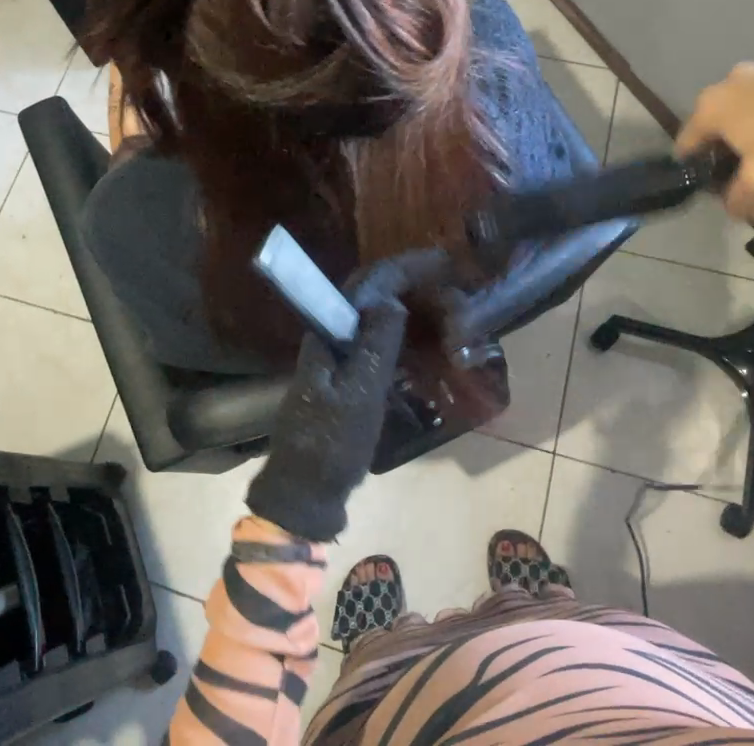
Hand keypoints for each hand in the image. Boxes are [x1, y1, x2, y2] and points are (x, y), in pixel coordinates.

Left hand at [245, 249, 454, 542]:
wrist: (303, 493)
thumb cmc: (332, 445)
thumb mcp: (359, 395)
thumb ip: (374, 346)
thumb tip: (390, 299)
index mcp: (327, 336)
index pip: (364, 285)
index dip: (401, 268)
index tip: (439, 261)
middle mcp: (328, 341)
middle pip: (369, 297)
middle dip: (409, 283)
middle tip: (450, 282)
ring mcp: (335, 362)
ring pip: (373, 321)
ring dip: (407, 307)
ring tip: (446, 306)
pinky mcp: (344, 384)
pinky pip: (375, 345)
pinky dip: (401, 337)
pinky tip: (423, 343)